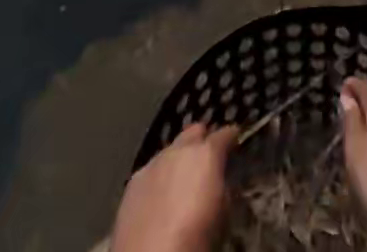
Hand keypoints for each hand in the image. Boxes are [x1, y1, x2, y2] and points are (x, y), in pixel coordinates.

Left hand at [110, 122, 237, 251]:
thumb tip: (220, 179)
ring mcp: (151, 165)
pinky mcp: (130, 185)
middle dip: (203, 141)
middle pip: (194, 131)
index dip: (232, 140)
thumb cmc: (196, 235)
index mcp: (207, 152)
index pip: (227, 132)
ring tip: (181, 183)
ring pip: (170, 150)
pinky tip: (160, 198)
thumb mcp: (224, 209)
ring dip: (179, 159)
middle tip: (207, 163)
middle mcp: (179, 151)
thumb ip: (224, 184)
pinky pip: (151, 170)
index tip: (235, 150)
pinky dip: (159, 177)